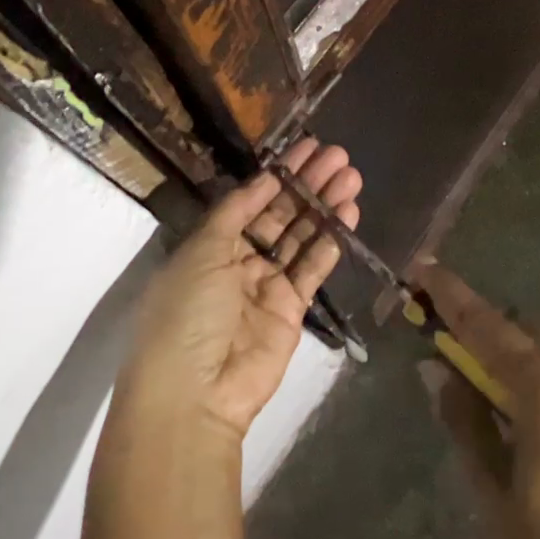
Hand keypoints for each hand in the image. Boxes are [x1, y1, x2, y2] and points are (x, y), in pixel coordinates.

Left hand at [115, 139, 362, 439]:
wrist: (196, 390)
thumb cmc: (188, 312)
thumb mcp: (202, 252)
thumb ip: (235, 213)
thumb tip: (262, 180)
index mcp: (209, 245)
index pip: (249, 201)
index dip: (277, 175)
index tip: (305, 148)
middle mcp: (238, 261)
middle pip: (280, 215)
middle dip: (307, 185)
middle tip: (339, 156)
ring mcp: (266, 286)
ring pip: (301, 238)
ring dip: (324, 207)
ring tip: (351, 178)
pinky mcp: (291, 311)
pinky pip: (312, 269)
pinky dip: (330, 243)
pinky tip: (348, 215)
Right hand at [411, 262, 539, 538]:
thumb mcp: (495, 489)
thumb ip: (464, 419)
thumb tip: (437, 370)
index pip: (488, 326)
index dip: (451, 296)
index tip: (422, 268)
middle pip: (523, 331)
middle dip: (485, 332)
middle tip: (448, 351)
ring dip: (517, 356)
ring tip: (488, 392)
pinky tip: (532, 414)